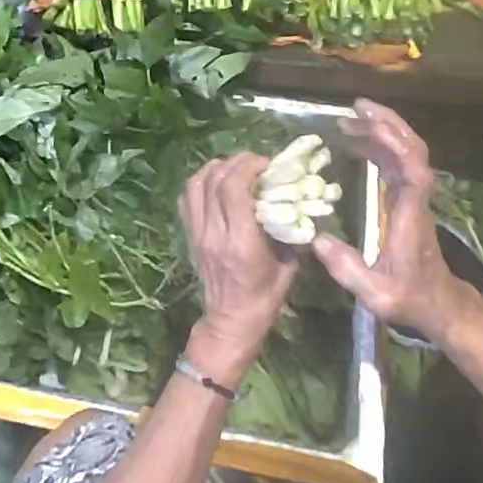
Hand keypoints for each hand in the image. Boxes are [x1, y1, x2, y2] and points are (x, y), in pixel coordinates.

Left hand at [179, 153, 298, 381]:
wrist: (231, 320)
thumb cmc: (265, 295)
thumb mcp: (288, 264)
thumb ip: (289, 230)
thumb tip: (295, 199)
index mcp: (241, 242)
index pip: (234, 188)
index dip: (249, 166)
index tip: (267, 165)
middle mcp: (214, 233)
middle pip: (215, 180)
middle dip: (236, 162)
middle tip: (255, 164)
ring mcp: (197, 234)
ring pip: (196, 185)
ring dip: (216, 168)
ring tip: (235, 168)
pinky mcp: (189, 236)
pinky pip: (187, 199)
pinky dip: (200, 183)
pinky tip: (217, 183)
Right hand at [312, 99, 482, 341]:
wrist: (438, 304)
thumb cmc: (410, 299)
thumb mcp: (377, 294)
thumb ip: (347, 269)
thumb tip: (317, 239)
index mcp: (411, 215)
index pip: (413, 170)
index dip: (396, 143)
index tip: (370, 125)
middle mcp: (416, 199)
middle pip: (412, 150)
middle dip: (387, 124)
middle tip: (354, 108)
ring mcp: (412, 198)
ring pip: (404, 153)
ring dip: (380, 133)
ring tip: (346, 122)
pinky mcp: (406, 201)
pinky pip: (395, 164)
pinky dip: (377, 149)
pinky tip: (354, 146)